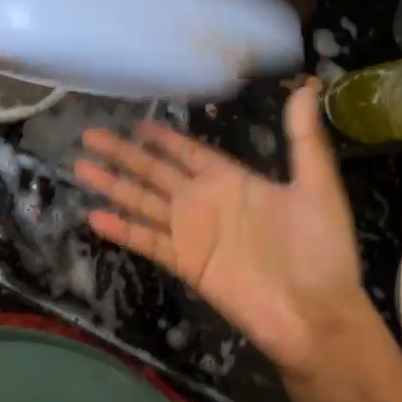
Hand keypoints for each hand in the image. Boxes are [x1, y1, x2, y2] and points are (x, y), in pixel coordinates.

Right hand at [75, 80, 377, 372]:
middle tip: (90, 133)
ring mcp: (192, 233)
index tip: (136, 120)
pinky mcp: (186, 263)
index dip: (162, 137)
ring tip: (80, 166)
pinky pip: (147, 241)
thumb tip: (308, 86)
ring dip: (112, 184)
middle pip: (153, 171)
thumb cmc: (321, 250)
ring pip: (142, 201)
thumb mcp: (318, 187)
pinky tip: (93, 216)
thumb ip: (304, 138)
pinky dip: (121, 229)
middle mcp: (204, 201)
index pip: (187, 151)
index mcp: (230, 180)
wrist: (319, 315)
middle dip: (122, 153)